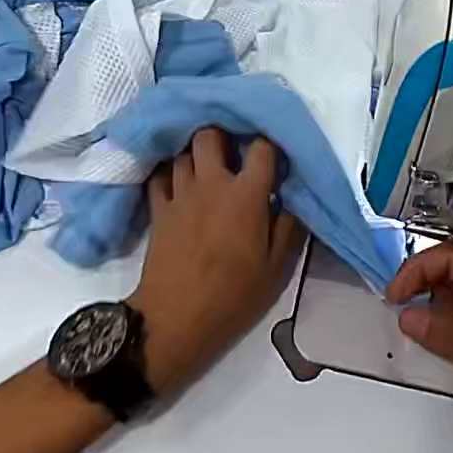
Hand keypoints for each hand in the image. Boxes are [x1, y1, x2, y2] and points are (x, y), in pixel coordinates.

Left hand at [132, 128, 303, 393]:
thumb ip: (289, 226)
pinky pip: (159, 175)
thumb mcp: (276, 267)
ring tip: (206, 163)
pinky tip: (178, 178)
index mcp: (246, 195)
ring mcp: (180, 194)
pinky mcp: (158, 209)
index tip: (275, 151)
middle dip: (222, 134)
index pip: (262, 148)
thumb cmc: (234, 295)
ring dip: (195, 152)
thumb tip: (295, 196)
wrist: (176, 318)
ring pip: (183, 152)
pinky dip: (168, 170)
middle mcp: (212, 184)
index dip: (270, 142)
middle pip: (210, 135)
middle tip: (232, 148)